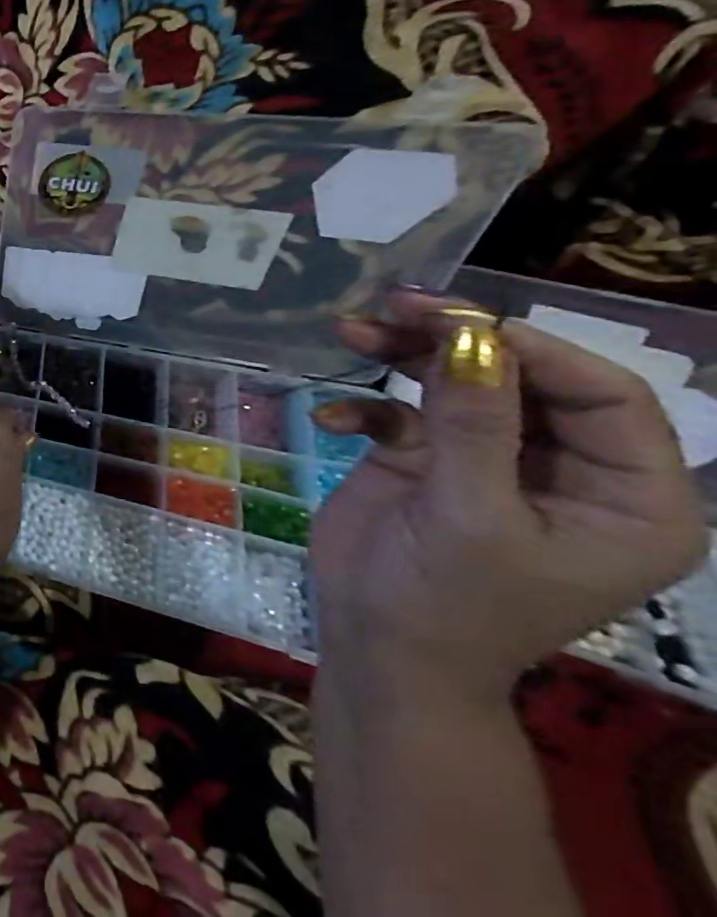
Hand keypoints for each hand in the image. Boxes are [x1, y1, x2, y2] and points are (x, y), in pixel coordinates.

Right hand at [311, 288, 704, 699]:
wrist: (375, 651)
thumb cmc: (445, 603)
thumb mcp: (467, 517)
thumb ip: (473, 426)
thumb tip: (469, 338)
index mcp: (627, 496)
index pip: (606, 398)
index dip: (538, 352)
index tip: (460, 322)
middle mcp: (564, 471)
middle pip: (523, 384)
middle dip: (458, 345)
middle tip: (396, 306)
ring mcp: (487, 467)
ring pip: (457, 392)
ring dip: (403, 362)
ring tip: (351, 331)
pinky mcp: (424, 469)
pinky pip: (402, 421)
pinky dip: (365, 412)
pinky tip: (330, 419)